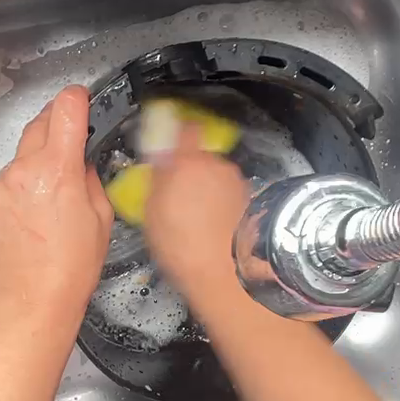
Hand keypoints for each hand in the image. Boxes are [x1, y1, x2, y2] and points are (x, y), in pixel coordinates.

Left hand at [0, 85, 112, 332]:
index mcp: (58, 171)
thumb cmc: (72, 267)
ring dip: (33, 169)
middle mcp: (22, 172)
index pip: (65, 110)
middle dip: (54, 128)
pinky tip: (27, 222)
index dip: (75, 100)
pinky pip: (2, 187)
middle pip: (37, 126)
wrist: (32, 301)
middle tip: (68, 143)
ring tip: (47, 206)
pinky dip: (15, 195)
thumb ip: (90, 179)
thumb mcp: (101, 218)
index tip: (80, 100)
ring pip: (18, 161)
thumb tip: (81, 161)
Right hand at [142, 127, 251, 312]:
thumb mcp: (151, 210)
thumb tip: (159, 161)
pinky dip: (220, 201)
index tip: (171, 137)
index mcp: (186, 162)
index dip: (178, 131)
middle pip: (201, 155)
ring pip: (216, 175)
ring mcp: (235, 182)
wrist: (219, 272)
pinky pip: (228, 193)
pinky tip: (210, 223)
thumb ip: (157, 178)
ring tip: (193, 213)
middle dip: (190, 168)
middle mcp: (215, 166)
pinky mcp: (248, 200)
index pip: (185, 128)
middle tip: (176, 190)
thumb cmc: (182, 246)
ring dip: (206, 186)